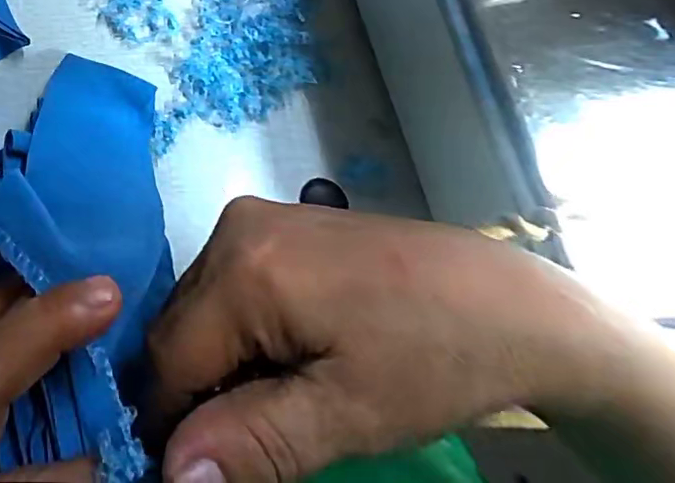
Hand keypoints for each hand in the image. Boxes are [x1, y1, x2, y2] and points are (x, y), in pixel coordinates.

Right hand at [146, 197, 645, 482]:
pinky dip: (234, 324)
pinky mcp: (262, 220)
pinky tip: (282, 350)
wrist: (504, 299)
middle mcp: (228, 229)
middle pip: (178, 323)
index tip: (199, 467)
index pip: (169, 354)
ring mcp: (245, 218)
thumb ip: (256, 441)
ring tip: (274, 393)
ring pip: (196, 302)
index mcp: (242, 272)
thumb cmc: (433, 361)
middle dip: (198, 385)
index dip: (172, 415)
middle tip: (249, 435)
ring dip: (215, 354)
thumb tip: (177, 474)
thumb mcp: (351, 416)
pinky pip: (220, 280)